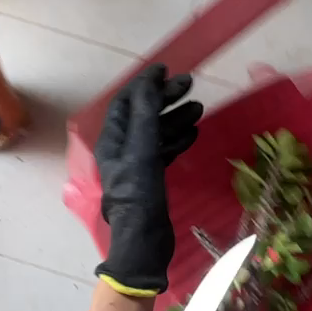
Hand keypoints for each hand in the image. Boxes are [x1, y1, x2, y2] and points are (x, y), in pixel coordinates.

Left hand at [94, 64, 200, 296]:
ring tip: (199, 108)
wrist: (144, 241)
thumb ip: (146, 115)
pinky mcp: (151, 179)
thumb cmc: (140, 196)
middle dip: (164, 98)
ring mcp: (136, 165)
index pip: (126, 102)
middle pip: (143, 114)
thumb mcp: (142, 151)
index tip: (165, 69)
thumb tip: (150, 81)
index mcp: (112, 141)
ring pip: (156, 132)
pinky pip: (164, 151)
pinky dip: (178, 139)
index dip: (144, 83)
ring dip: (175, 117)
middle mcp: (121, 150)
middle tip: (190, 85)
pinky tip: (194, 133)